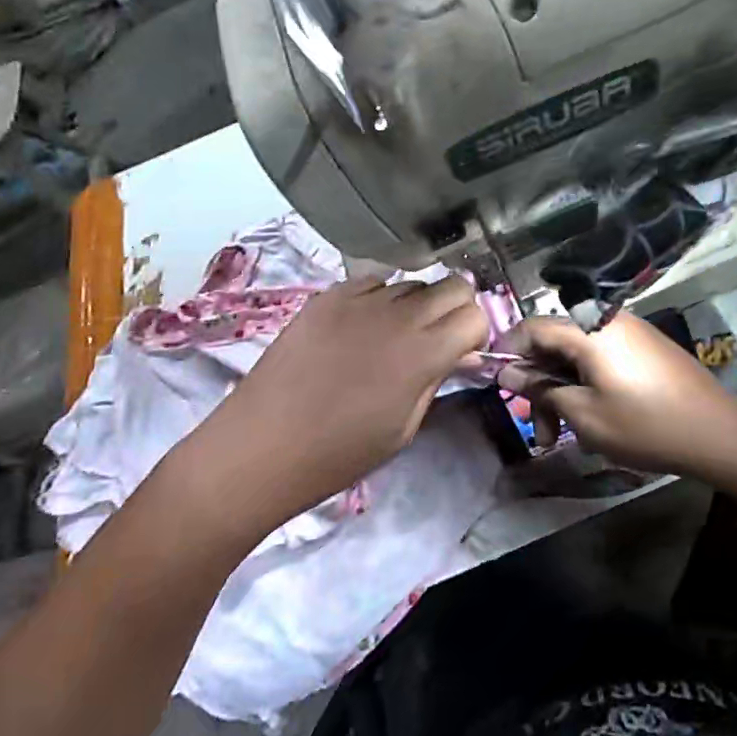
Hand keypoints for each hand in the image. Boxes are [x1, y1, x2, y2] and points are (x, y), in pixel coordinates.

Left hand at [202, 275, 489, 513]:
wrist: (260, 447)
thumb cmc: (339, 453)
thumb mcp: (405, 428)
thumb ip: (437, 379)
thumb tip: (459, 353)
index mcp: (423, 352)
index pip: (476, 314)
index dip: (476, 333)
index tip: (463, 353)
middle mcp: (398, 315)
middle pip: (454, 285)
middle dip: (457, 309)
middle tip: (438, 339)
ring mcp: (359, 300)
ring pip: (412, 283)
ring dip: (416, 306)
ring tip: (393, 337)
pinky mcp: (327, 296)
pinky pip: (372, 283)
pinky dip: (378, 300)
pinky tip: (361, 328)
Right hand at [496, 313, 736, 480]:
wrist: (717, 432)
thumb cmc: (644, 424)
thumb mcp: (584, 413)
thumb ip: (540, 389)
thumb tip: (506, 373)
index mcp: (588, 328)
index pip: (532, 326)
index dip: (507, 351)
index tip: (495, 383)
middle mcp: (605, 320)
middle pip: (554, 343)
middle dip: (538, 386)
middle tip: (537, 431)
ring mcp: (628, 332)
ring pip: (577, 356)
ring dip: (562, 392)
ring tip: (562, 438)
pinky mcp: (644, 347)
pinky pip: (600, 358)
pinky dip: (586, 385)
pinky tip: (591, 420)